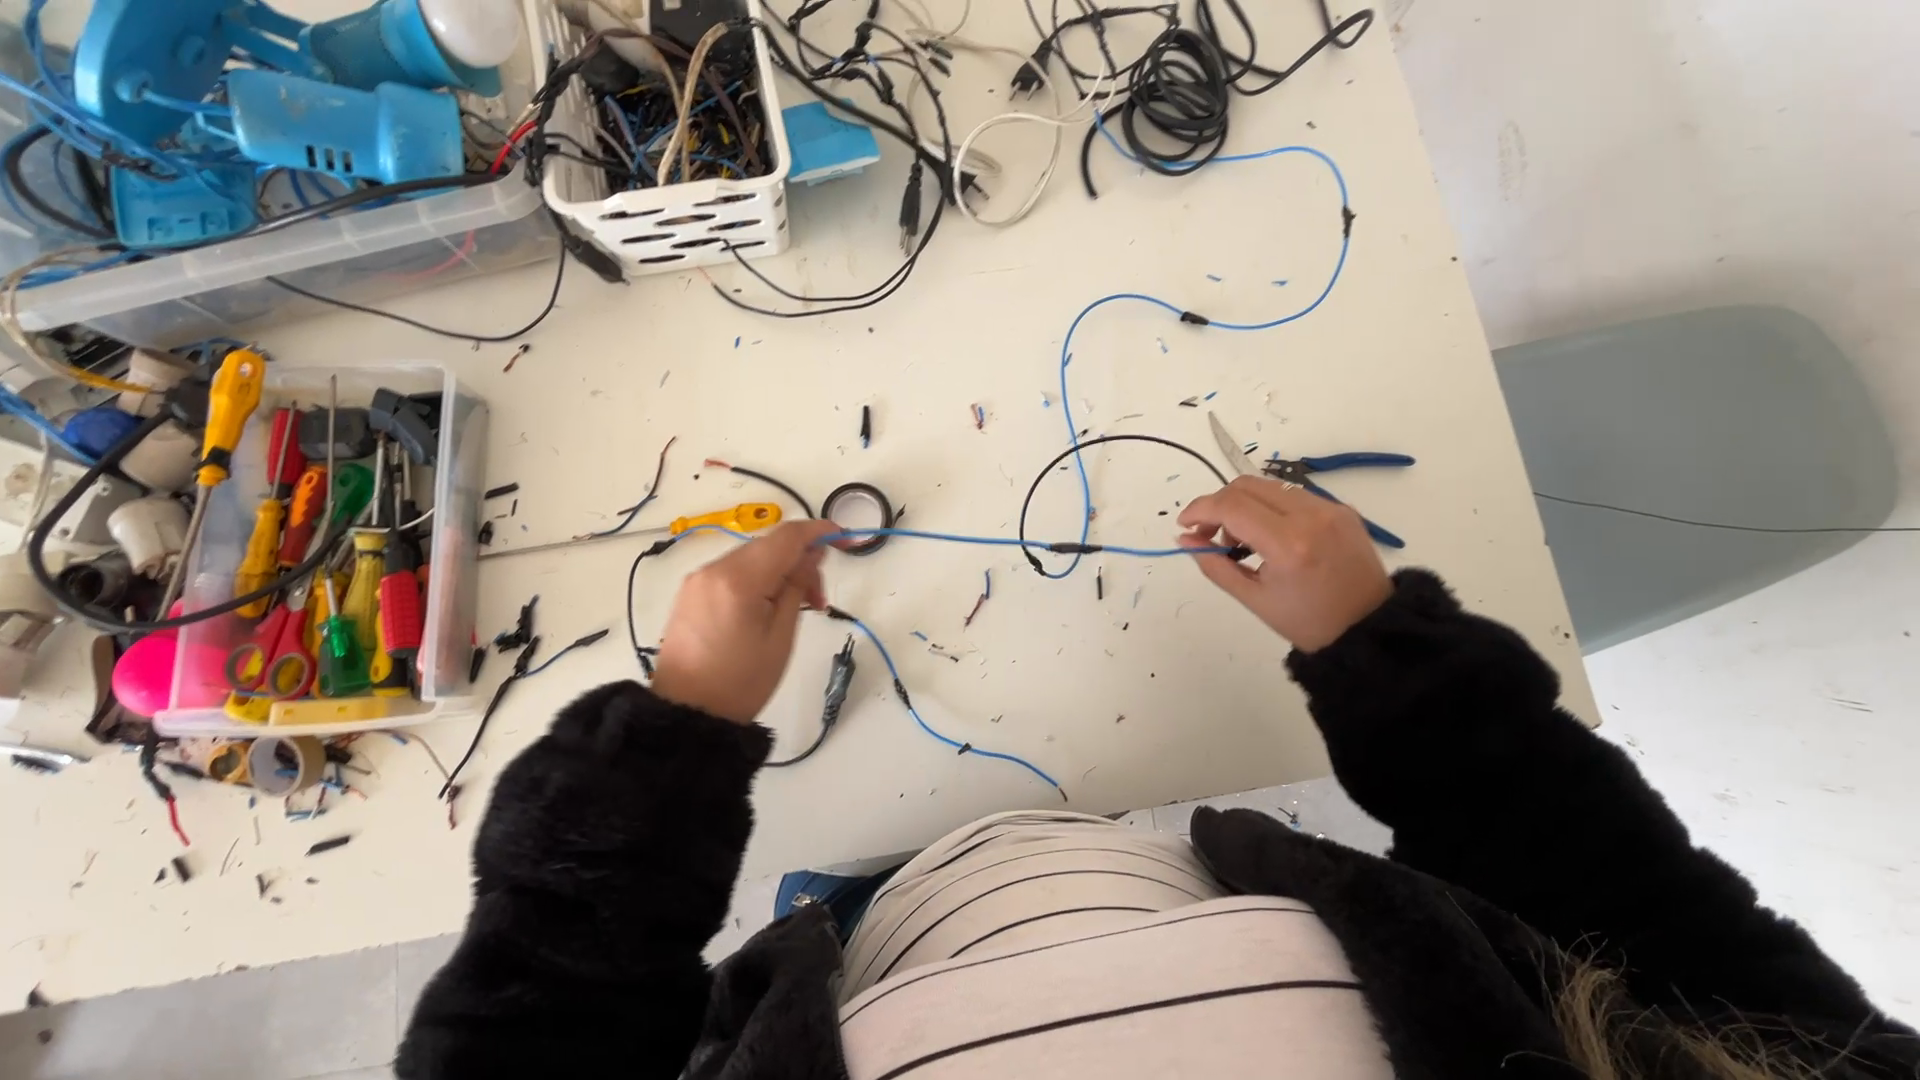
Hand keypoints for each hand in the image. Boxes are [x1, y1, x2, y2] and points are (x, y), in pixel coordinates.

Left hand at [651, 520, 838, 723]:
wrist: (687, 714)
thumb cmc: (741, 682)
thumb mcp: (781, 636)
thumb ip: (797, 586)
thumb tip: (811, 554)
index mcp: (739, 580)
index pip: (787, 536)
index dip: (821, 531)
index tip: (846, 540)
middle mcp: (713, 569)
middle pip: (769, 545)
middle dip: (802, 561)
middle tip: (819, 600)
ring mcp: (698, 580)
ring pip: (752, 558)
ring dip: (781, 572)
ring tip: (798, 608)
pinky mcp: (691, 592)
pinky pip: (733, 572)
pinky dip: (758, 580)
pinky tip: (770, 607)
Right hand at [1177, 476, 1391, 652]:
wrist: (1370, 628)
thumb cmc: (1308, 622)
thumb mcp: (1253, 598)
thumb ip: (1215, 564)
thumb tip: (1185, 538)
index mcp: (1288, 544)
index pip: (1231, 506)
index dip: (1199, 510)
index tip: (1184, 525)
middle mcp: (1310, 516)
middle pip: (1246, 485)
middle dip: (1218, 505)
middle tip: (1209, 534)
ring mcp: (1329, 508)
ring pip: (1268, 485)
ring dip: (1243, 503)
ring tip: (1240, 538)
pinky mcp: (1341, 508)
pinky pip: (1292, 494)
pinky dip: (1268, 506)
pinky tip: (1268, 535)